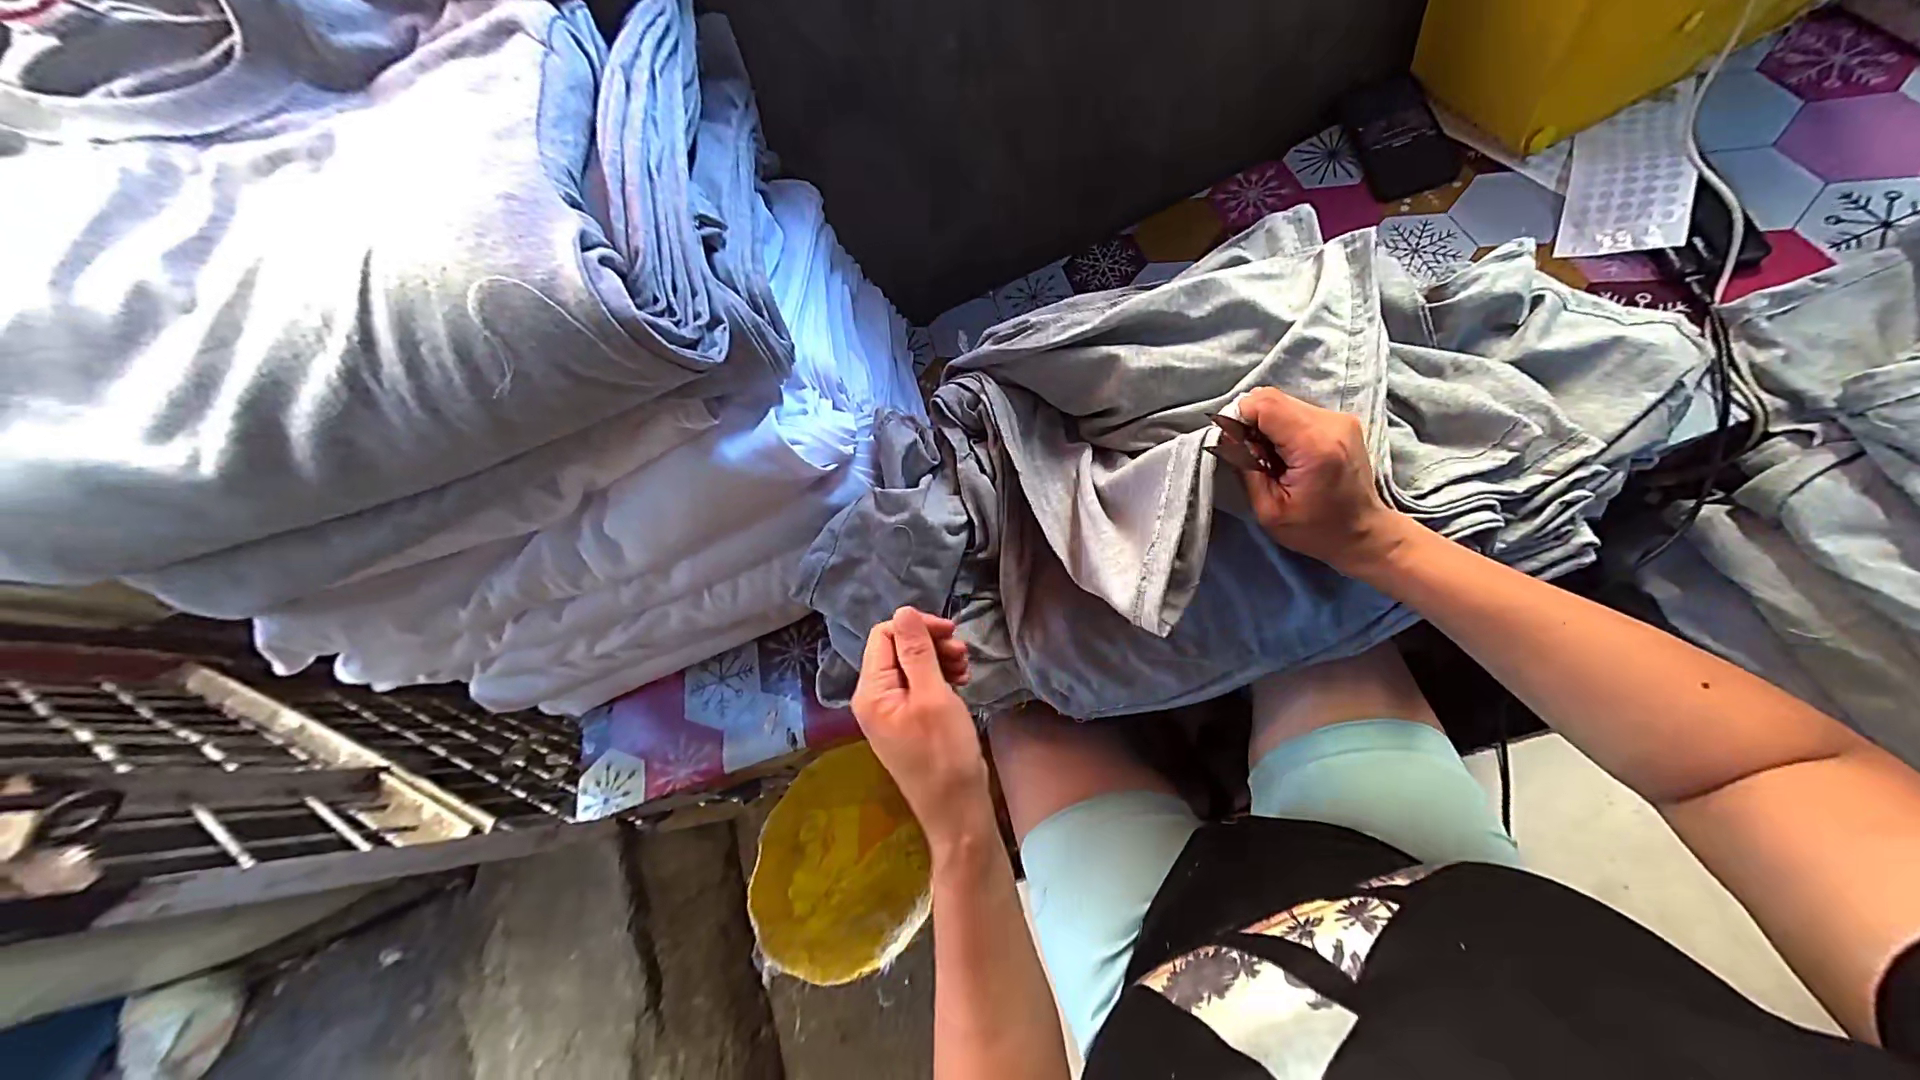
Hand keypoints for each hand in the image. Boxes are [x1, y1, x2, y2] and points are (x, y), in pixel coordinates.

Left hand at [850, 607, 992, 849]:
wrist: (957, 810)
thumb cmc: (945, 753)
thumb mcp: (933, 696)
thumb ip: (916, 651)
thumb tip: (903, 610)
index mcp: (871, 691)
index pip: (885, 635)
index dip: (917, 627)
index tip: (952, 633)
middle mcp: (874, 698)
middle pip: (898, 648)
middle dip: (931, 643)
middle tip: (963, 654)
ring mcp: (891, 710)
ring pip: (912, 664)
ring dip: (939, 659)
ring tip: (966, 670)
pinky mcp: (908, 719)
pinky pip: (919, 684)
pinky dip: (940, 677)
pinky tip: (961, 682)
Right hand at [1234, 387, 1411, 574]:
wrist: (1363, 532)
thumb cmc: (1314, 529)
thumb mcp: (1267, 509)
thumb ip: (1245, 467)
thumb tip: (1226, 436)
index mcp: (1314, 445)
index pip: (1264, 404)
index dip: (1239, 418)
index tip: (1235, 445)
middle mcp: (1331, 423)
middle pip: (1272, 398)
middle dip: (1250, 422)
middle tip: (1251, 454)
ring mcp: (1339, 418)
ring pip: (1282, 402)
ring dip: (1265, 425)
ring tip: (1269, 457)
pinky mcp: (1339, 420)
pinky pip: (1295, 410)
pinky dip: (1280, 426)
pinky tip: (1284, 453)